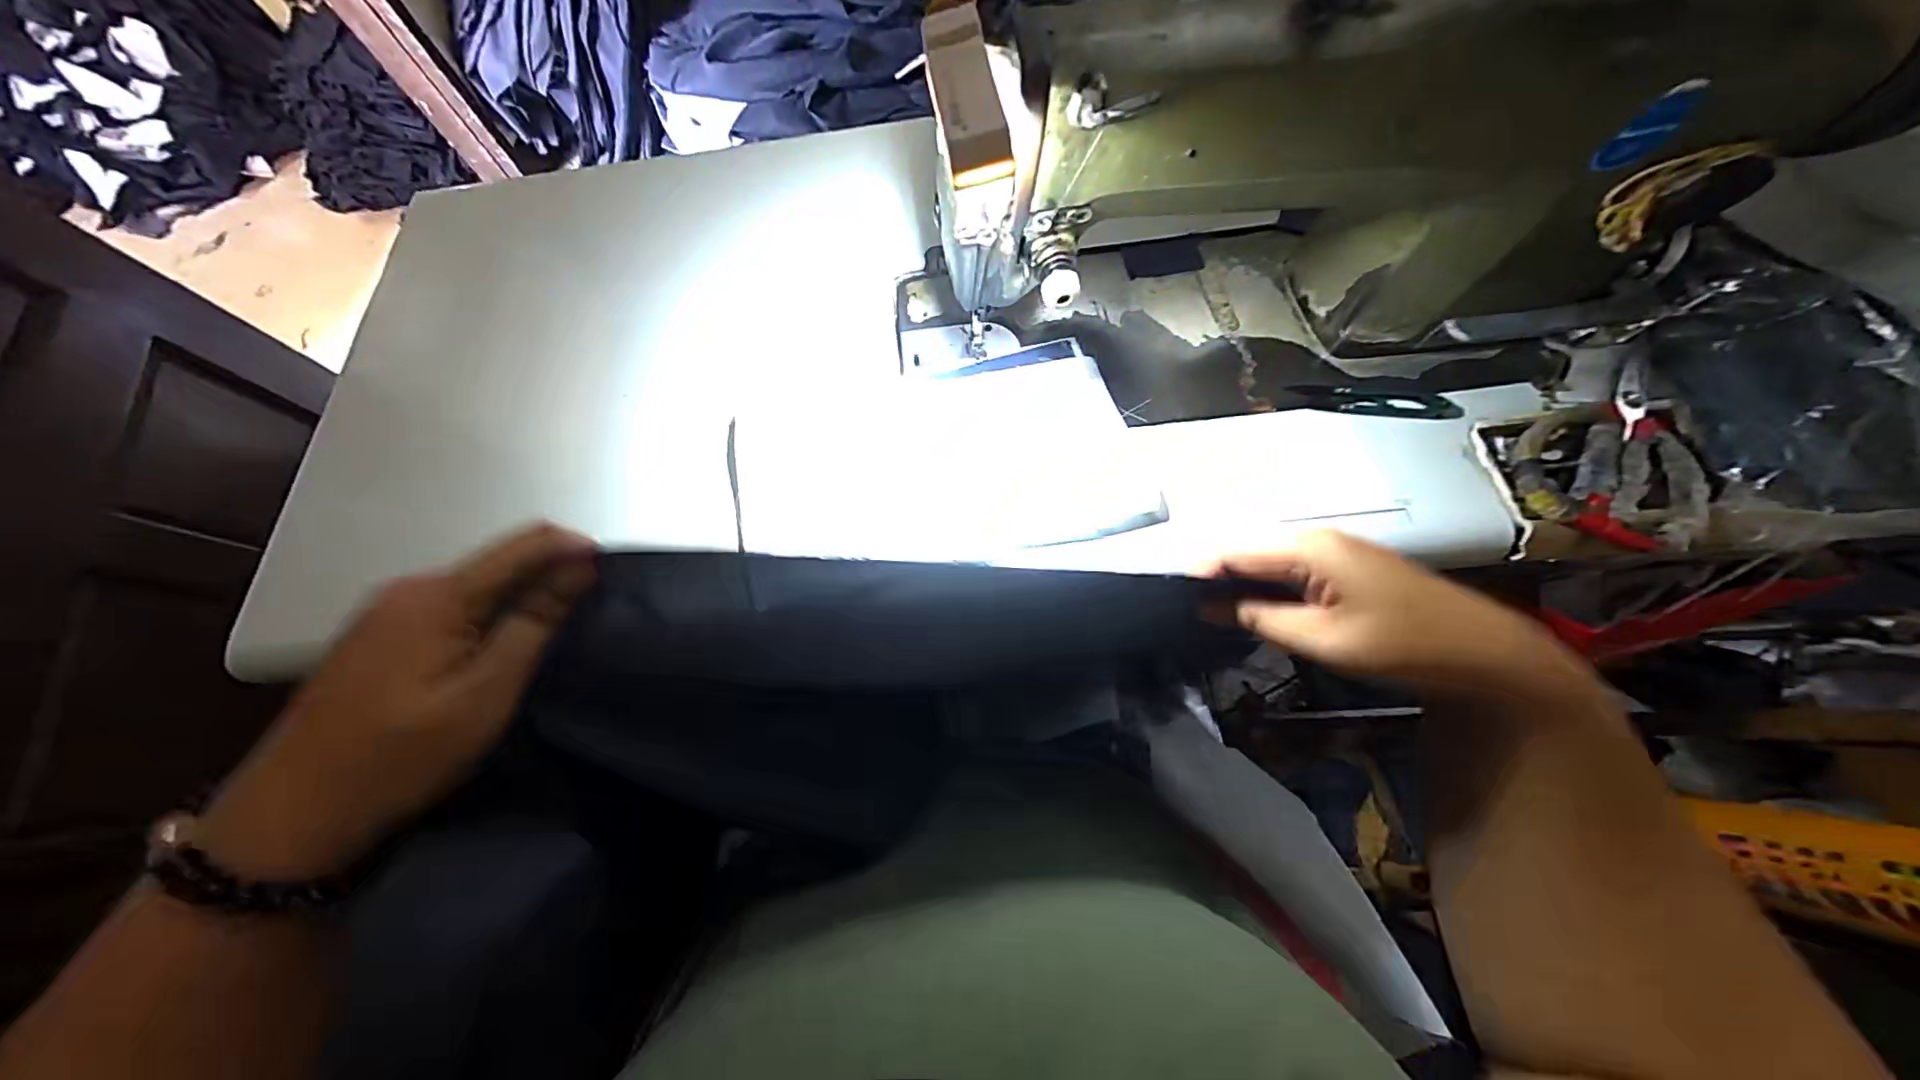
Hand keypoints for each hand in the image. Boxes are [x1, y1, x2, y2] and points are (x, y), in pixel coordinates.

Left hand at [196, 524, 597, 879]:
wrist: (292, 814)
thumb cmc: (402, 755)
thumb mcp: (486, 692)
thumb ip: (534, 622)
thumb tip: (580, 566)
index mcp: (436, 595)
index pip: (522, 545)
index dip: (573, 547)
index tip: (616, 567)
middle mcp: (409, 587)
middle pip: (499, 560)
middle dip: (551, 572)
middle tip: (593, 607)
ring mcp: (387, 610)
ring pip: (477, 584)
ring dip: (522, 594)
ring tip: (559, 626)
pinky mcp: (378, 634)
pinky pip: (453, 605)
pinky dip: (491, 613)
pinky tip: (504, 644)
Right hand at [1209, 530, 1593, 700]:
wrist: (1486, 656)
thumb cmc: (1400, 646)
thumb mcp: (1320, 639)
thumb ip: (1258, 618)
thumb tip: (1209, 606)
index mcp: (1309, 548)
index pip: (1234, 552)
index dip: (1198, 574)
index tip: (1170, 599)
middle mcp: (1320, 539)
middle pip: (1251, 554)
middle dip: (1218, 581)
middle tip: (1188, 613)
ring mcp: (1339, 551)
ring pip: (1272, 564)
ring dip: (1244, 587)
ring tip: (1214, 615)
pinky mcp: (1351, 567)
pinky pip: (1295, 572)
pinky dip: (1271, 589)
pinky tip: (1260, 612)